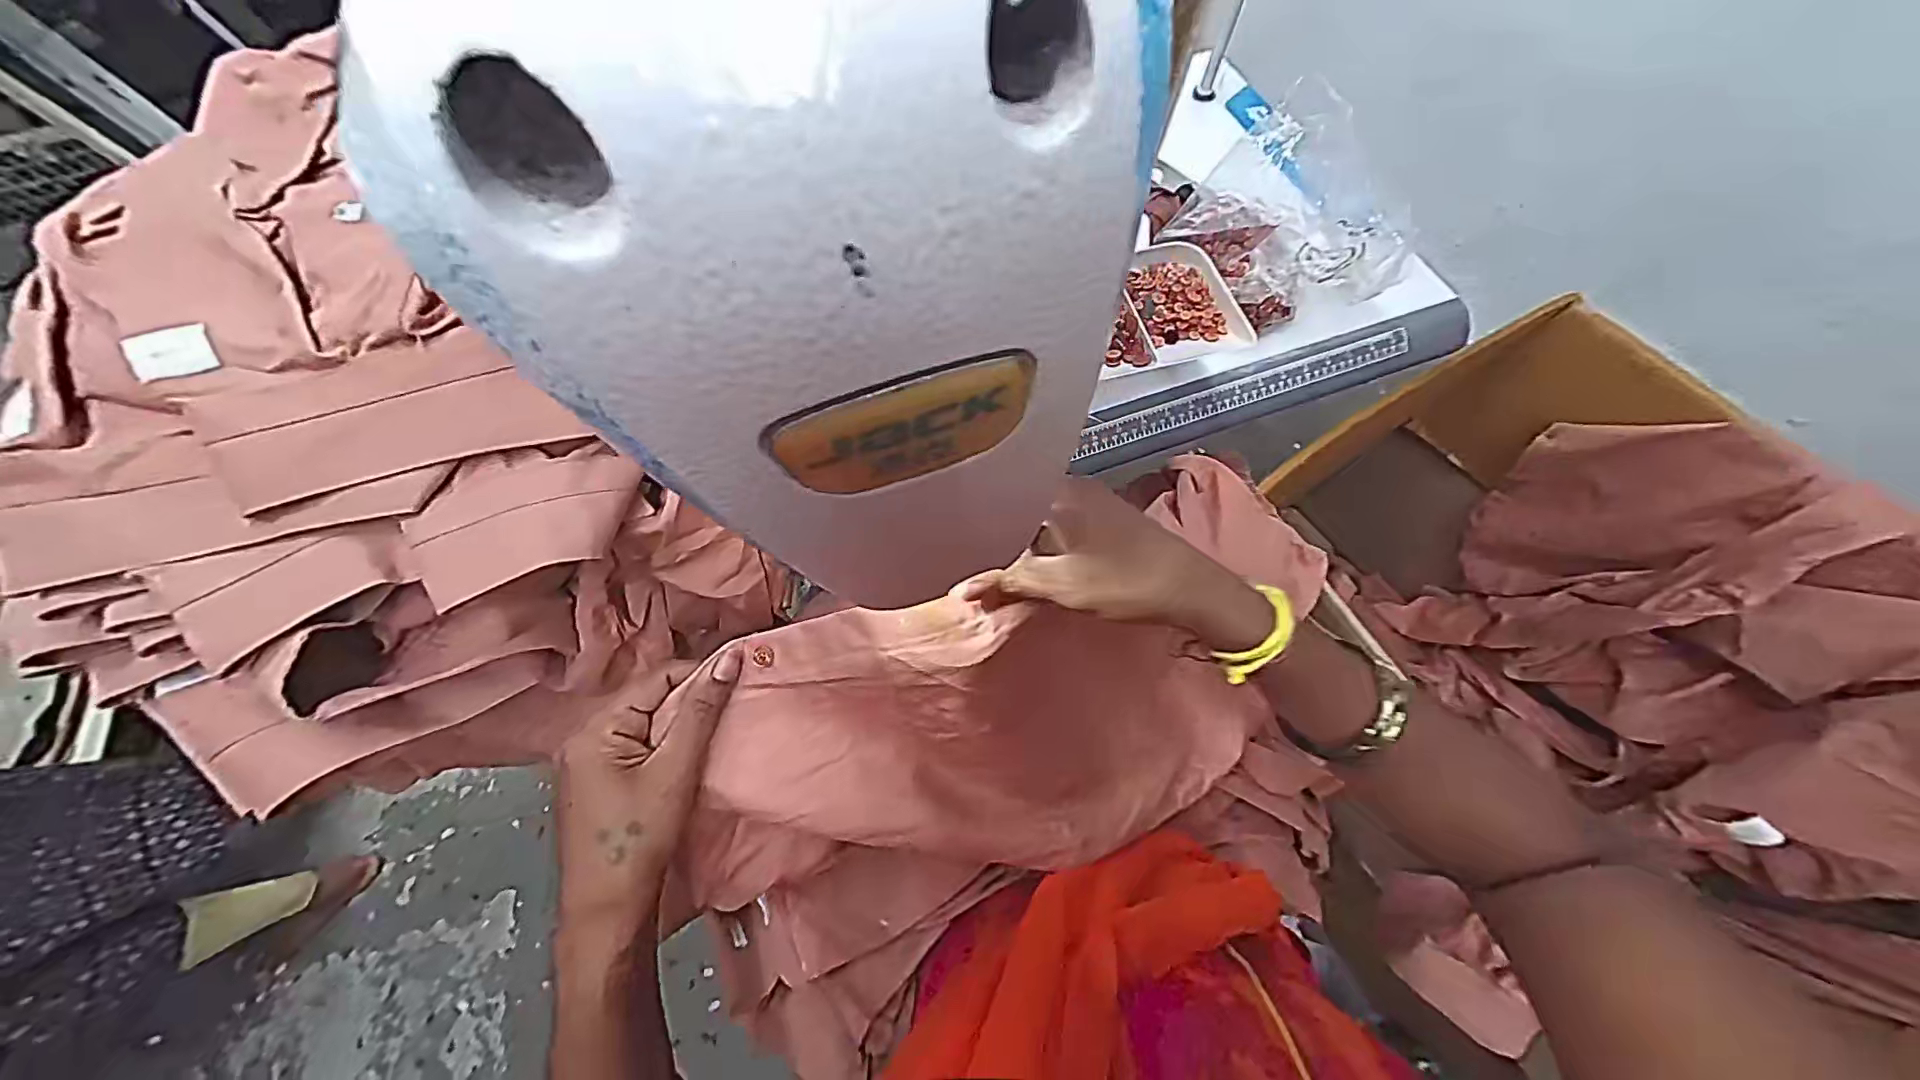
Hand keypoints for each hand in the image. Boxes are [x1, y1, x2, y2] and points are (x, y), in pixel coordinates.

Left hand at [556, 646, 741, 934]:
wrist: (607, 911)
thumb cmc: (639, 840)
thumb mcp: (676, 769)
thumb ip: (702, 710)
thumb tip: (729, 659)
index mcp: (595, 729)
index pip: (657, 679)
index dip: (700, 675)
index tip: (738, 680)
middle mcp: (586, 737)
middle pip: (652, 698)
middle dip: (693, 699)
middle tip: (733, 706)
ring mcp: (590, 760)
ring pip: (650, 721)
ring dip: (684, 722)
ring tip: (719, 728)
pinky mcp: (602, 779)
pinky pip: (642, 743)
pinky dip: (671, 743)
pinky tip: (694, 753)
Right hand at [952, 476, 1271, 651]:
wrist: (1192, 589)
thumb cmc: (1124, 581)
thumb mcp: (1060, 585)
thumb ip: (1008, 582)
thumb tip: (960, 592)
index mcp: (1059, 490)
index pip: (1001, 490)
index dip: (973, 513)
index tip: (949, 533)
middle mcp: (1072, 487)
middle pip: (1017, 505)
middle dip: (993, 531)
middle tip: (963, 553)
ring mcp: (1090, 502)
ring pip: (1036, 517)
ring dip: (1016, 541)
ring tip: (987, 560)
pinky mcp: (1102, 522)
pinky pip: (1055, 527)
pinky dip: (1037, 545)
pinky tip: (1026, 563)